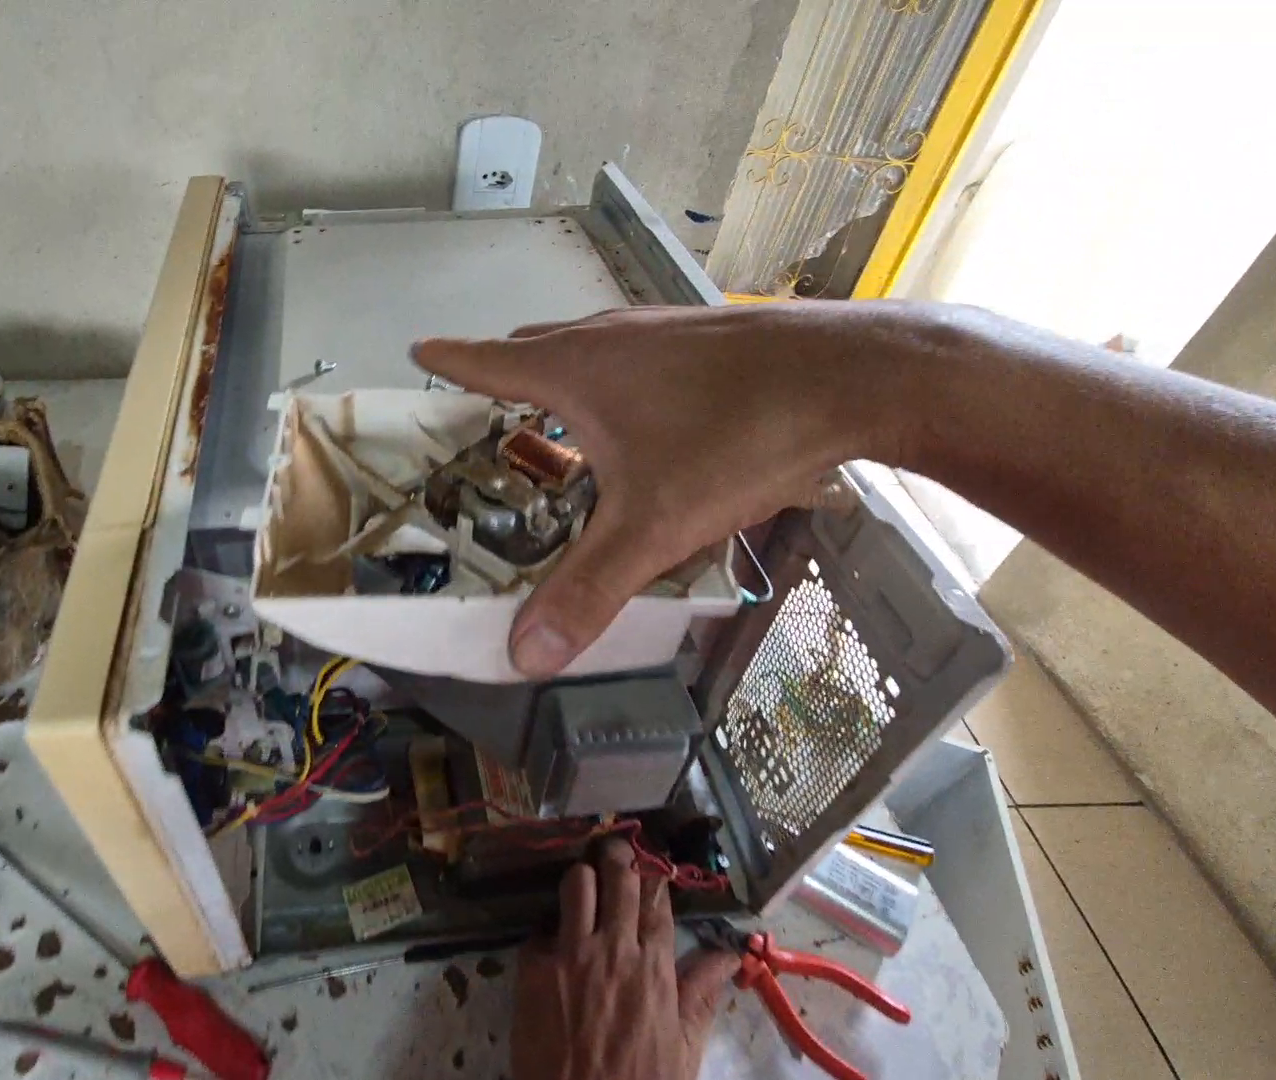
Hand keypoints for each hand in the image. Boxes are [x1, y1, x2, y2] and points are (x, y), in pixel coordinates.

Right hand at [412, 301, 958, 676]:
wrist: (857, 375)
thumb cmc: (735, 438)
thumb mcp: (652, 526)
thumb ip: (588, 590)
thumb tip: (522, 656)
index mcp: (577, 371)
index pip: (490, 362)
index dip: (450, 360)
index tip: (419, 350)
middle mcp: (611, 337)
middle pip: (537, 348)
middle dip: (504, 370)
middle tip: (486, 402)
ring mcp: (662, 329)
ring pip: (591, 346)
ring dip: (562, 372)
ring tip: (556, 410)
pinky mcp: (708, 336)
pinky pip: (638, 352)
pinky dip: (616, 375)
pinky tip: (645, 410)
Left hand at [511, 839, 741, 1079]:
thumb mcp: (684, 1049)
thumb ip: (703, 994)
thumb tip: (730, 954)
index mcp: (654, 968)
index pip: (657, 900)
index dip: (654, 875)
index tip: (651, 862)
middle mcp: (612, 948)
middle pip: (617, 876)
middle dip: (617, 856)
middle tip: (614, 851)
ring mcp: (569, 952)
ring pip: (576, 883)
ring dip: (582, 878)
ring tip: (584, 884)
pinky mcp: (532, 963)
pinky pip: (540, 925)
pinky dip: (549, 926)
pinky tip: (553, 938)